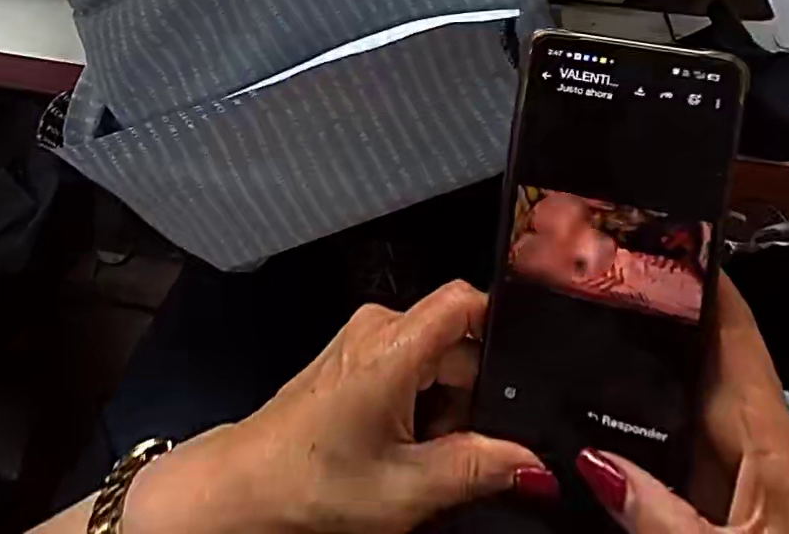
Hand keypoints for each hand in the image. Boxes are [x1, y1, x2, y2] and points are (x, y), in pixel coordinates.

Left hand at [125, 280, 556, 533]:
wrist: (252, 479)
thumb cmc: (316, 481)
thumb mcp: (409, 488)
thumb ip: (479, 468)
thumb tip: (535, 462)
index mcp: (391, 347)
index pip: (462, 301)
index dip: (502, 321)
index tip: (533, 365)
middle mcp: (377, 327)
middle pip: (456, 338)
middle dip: (477, 391)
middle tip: (475, 451)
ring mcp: (363, 337)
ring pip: (436, 354)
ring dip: (450, 401)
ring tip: (433, 455)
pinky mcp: (355, 352)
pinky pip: (411, 361)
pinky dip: (425, 398)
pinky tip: (411, 443)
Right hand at [573, 274, 788, 533]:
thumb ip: (661, 517)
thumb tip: (585, 459)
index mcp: (772, 449)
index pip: (739, 344)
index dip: (711, 285)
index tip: (674, 235)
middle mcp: (751, 447)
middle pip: (696, 361)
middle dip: (650, 314)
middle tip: (591, 270)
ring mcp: (731, 472)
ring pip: (674, 398)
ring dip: (630, 361)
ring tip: (574, 317)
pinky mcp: (714, 497)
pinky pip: (662, 437)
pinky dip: (625, 412)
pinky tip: (582, 396)